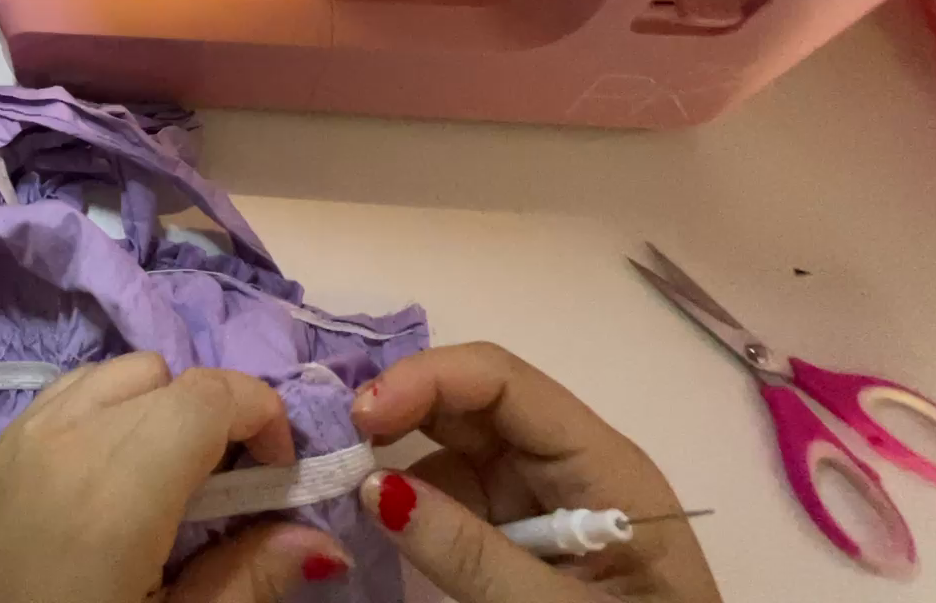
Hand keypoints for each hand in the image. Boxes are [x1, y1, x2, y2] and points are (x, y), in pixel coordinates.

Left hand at [0, 352, 352, 602]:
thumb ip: (248, 578)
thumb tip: (321, 538)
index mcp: (116, 483)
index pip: (208, 393)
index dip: (261, 416)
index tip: (278, 475)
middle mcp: (70, 430)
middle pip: (171, 375)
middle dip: (218, 415)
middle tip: (230, 491)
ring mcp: (30, 426)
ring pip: (125, 370)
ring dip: (166, 404)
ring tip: (171, 478)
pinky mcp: (7, 437)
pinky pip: (80, 384)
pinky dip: (117, 402)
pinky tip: (116, 467)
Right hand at [352, 343, 721, 602]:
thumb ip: (470, 555)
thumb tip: (369, 485)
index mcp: (598, 461)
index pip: (501, 380)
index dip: (427, 379)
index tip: (363, 415)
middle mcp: (562, 458)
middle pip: (468, 399)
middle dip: (400, 406)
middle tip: (337, 437)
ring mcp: (534, 490)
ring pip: (448, 439)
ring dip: (394, 450)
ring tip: (341, 474)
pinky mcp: (510, 521)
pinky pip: (445, 486)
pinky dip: (404, 492)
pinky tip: (374, 510)